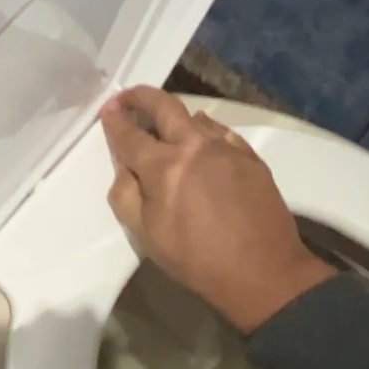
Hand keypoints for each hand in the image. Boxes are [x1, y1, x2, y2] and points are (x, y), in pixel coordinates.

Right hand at [100, 86, 333, 332]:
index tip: (106, 111)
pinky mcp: (250, 157)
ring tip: (163, 123)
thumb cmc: (195, 258)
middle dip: (141, 97)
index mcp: (163, 166)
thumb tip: (124, 166)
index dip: (114, 120)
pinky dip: (203, 129)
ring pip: (195, 116)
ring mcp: (227, 148)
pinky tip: (201, 140)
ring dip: (173, 114)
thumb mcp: (145, 233)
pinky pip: (221, 132)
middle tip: (127, 98)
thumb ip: (126, 193)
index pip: (129, 134)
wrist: (262, 272)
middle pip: (164, 106)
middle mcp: (195, 146)